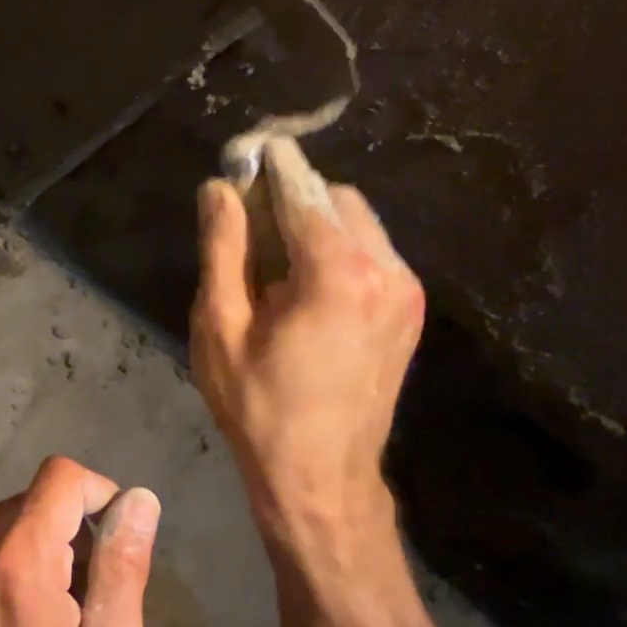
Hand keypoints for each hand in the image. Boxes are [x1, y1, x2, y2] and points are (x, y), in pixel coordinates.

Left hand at [0, 456, 160, 626]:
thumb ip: (122, 569)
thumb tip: (139, 498)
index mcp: (17, 559)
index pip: (61, 475)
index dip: (99, 493)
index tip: (116, 538)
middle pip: (35, 496)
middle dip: (71, 529)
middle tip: (88, 594)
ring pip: (10, 515)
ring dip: (41, 543)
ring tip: (57, 608)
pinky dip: (11, 556)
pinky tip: (23, 610)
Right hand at [191, 139, 424, 540]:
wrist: (321, 476)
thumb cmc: (258, 404)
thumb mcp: (220, 324)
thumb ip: (222, 248)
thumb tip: (219, 187)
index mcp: (338, 273)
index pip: (303, 190)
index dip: (269, 164)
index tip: (241, 150)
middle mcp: (385, 271)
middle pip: (334, 198)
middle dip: (288, 197)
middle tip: (240, 227)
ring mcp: (406, 292)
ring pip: (355, 222)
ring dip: (310, 223)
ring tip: (266, 266)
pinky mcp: (408, 310)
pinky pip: (369, 251)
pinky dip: (331, 248)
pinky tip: (297, 286)